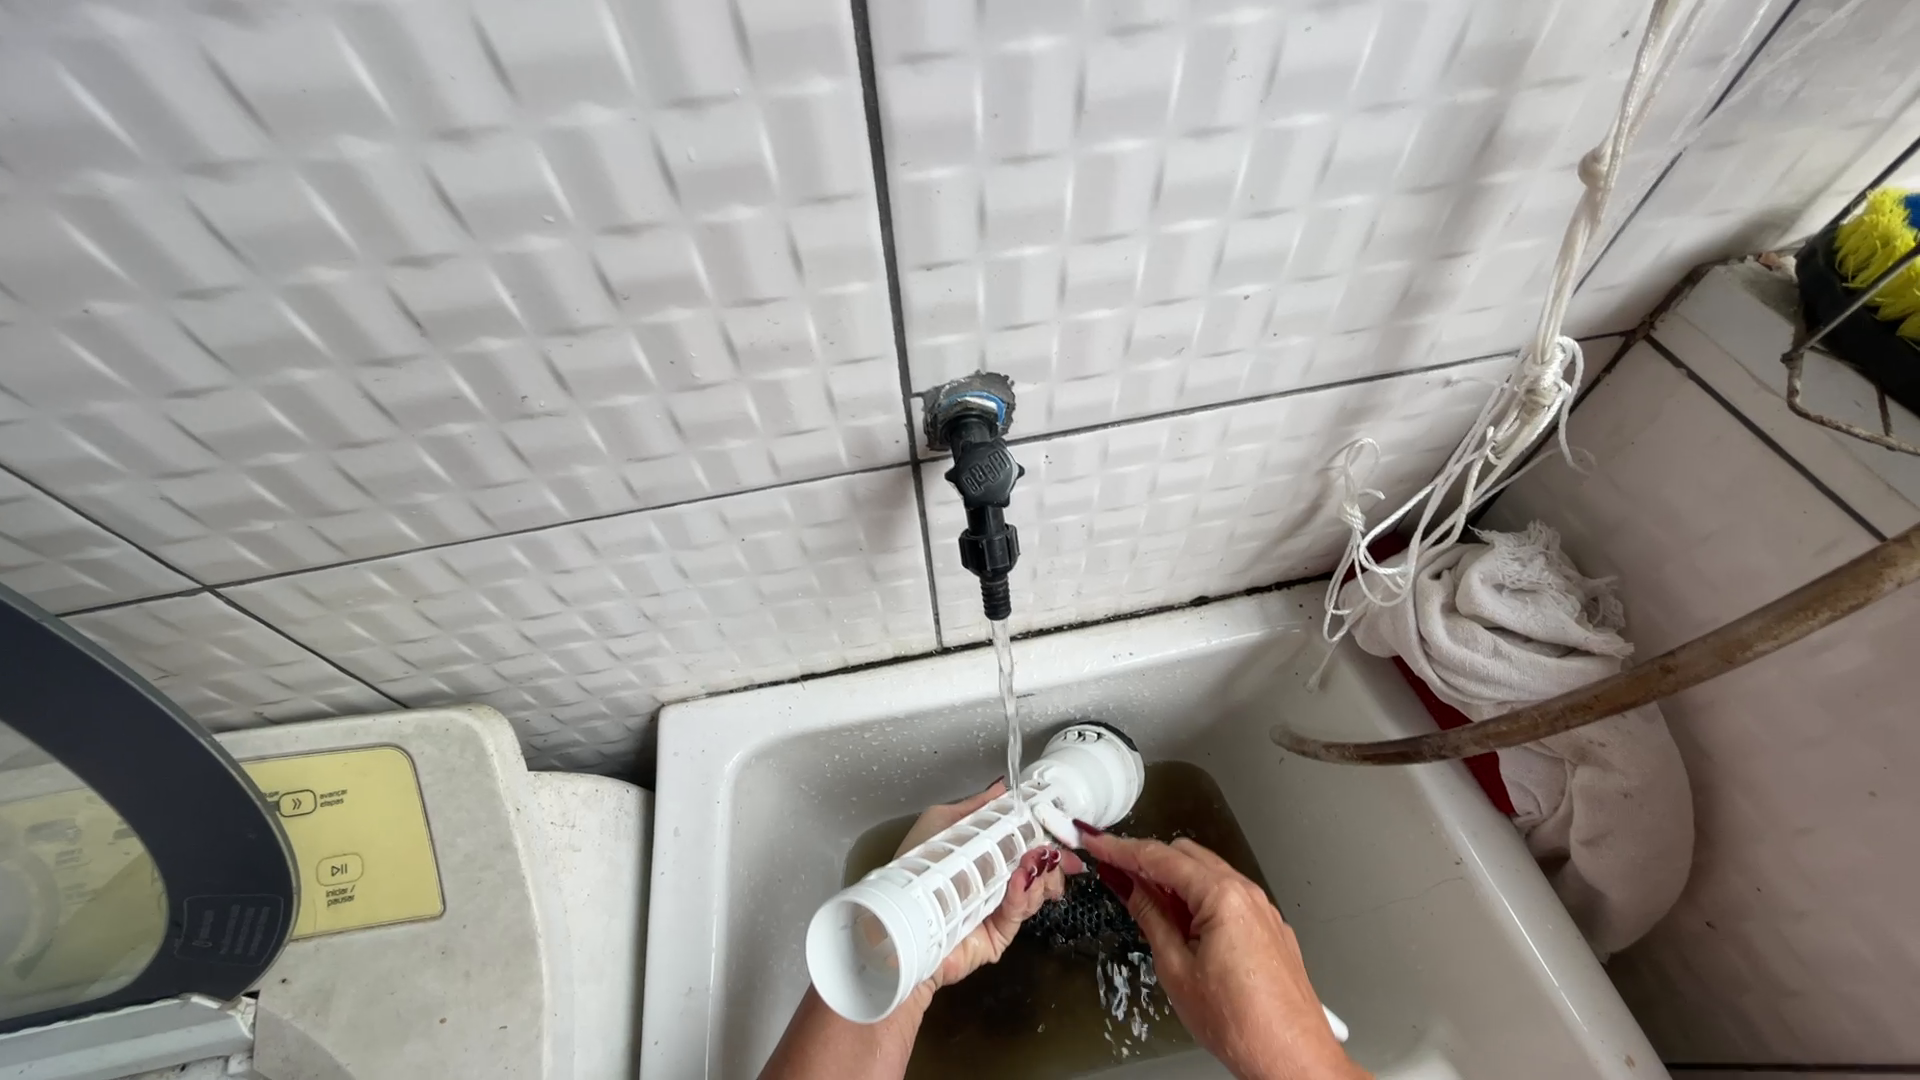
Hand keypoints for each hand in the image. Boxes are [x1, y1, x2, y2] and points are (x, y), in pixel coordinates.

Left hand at [893, 780, 1084, 991]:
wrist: (897, 917)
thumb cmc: (913, 866)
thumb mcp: (942, 823)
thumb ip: (976, 808)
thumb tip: (1002, 788)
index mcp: (985, 853)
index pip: (1023, 841)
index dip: (1044, 834)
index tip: (1060, 825)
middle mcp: (996, 880)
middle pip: (1039, 868)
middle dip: (1053, 857)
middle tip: (1057, 849)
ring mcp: (999, 908)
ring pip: (1037, 890)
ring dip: (1041, 873)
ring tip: (1032, 860)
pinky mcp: (998, 935)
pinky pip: (1019, 912)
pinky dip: (1024, 893)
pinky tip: (1021, 879)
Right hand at [1076, 828, 1366, 1079]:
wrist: (1295, 1063)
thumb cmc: (1241, 1024)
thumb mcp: (1176, 969)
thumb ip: (1149, 916)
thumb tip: (1126, 884)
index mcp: (1221, 896)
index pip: (1159, 857)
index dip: (1121, 848)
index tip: (1096, 843)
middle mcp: (1246, 893)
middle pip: (1184, 854)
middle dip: (1147, 859)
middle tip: (1116, 874)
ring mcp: (1261, 908)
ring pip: (1206, 872)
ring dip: (1173, 878)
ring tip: (1146, 901)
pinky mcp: (1269, 926)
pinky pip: (1226, 893)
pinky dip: (1197, 895)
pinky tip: (1182, 922)